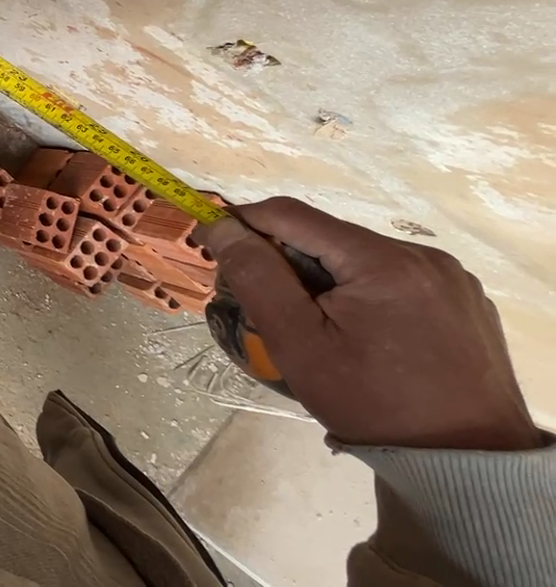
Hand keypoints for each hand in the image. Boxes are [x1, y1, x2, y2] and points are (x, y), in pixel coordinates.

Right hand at [203, 198, 538, 450]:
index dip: (240, 222)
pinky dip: (354, 287)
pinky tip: (352, 326)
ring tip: (306, 317)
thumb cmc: (369, 400)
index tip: (211, 246)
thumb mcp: (295, 339)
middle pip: (323, 234)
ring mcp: (450, 279)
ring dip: (316, 273)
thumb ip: (254, 273)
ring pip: (353, 254)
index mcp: (385, 262)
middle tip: (258, 297)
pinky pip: (387, 274)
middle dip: (280, 256)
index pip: (289, 214)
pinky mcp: (462, 300)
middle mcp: (425, 257)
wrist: (465, 462)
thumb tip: (219, 225)